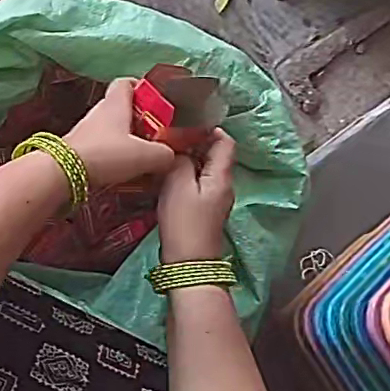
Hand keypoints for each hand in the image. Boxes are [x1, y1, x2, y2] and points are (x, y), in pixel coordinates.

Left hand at [62, 77, 177, 187]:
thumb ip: (164, 154)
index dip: (142, 88)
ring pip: (111, 129)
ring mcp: (86, 131)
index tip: (158, 102)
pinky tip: (124, 171)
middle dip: (139, 119)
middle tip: (156, 135)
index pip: (127, 83)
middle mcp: (99, 112)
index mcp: (115, 104)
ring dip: (126, 140)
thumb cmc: (106, 154)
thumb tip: (171, 156)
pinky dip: (114, 155)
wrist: (63, 173)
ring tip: (143, 157)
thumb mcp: (145, 155)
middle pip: (121, 108)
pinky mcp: (78, 150)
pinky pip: (101, 147)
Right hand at [158, 129, 235, 262]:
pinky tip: (166, 177)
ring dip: (187, 160)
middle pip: (214, 154)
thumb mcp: (178, 185)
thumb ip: (179, 161)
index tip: (184, 125)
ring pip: (204, 169)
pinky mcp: (204, 211)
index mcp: (221, 176)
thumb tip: (180, 152)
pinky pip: (197, 184)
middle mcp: (223, 185)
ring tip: (164, 154)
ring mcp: (215, 199)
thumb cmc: (184, 222)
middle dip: (193, 143)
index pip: (225, 141)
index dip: (208, 129)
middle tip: (168, 138)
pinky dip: (184, 175)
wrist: (188, 264)